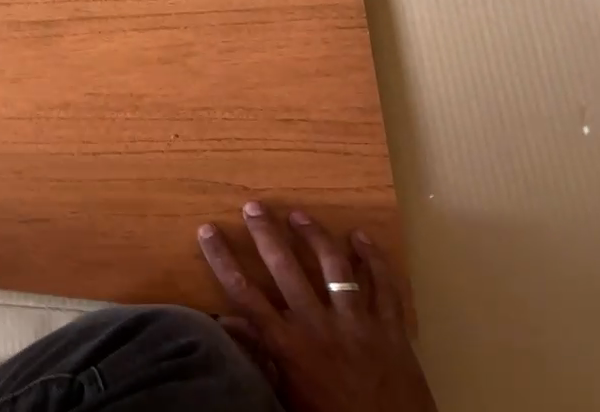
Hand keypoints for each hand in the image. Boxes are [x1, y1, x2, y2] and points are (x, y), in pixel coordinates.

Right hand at [198, 201, 435, 411]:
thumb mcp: (287, 393)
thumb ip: (259, 354)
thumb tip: (224, 322)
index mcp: (287, 344)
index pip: (243, 292)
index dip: (222, 258)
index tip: (207, 230)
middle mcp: (318, 326)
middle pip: (285, 268)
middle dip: (266, 234)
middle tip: (253, 206)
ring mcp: (357, 325)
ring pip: (333, 268)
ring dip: (314, 237)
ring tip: (299, 215)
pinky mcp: (392, 331)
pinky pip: (384, 288)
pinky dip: (374, 260)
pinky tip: (361, 237)